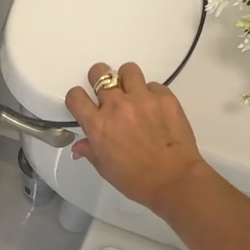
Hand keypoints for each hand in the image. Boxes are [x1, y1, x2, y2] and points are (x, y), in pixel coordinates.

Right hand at [63, 61, 215, 214]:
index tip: (83, 104)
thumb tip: (80, 146)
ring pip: (128, 70)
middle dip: (99, 79)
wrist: (173, 180)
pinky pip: (153, 85)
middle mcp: (117, 105)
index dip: (77, 98)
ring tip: (132, 94)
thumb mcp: (105, 168)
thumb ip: (91, 151)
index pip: (76, 96)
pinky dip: (151, 94)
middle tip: (107, 93)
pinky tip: (154, 109)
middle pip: (99, 72)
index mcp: (98, 125)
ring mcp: (142, 98)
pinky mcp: (165, 97)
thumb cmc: (134, 180)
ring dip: (126, 80)